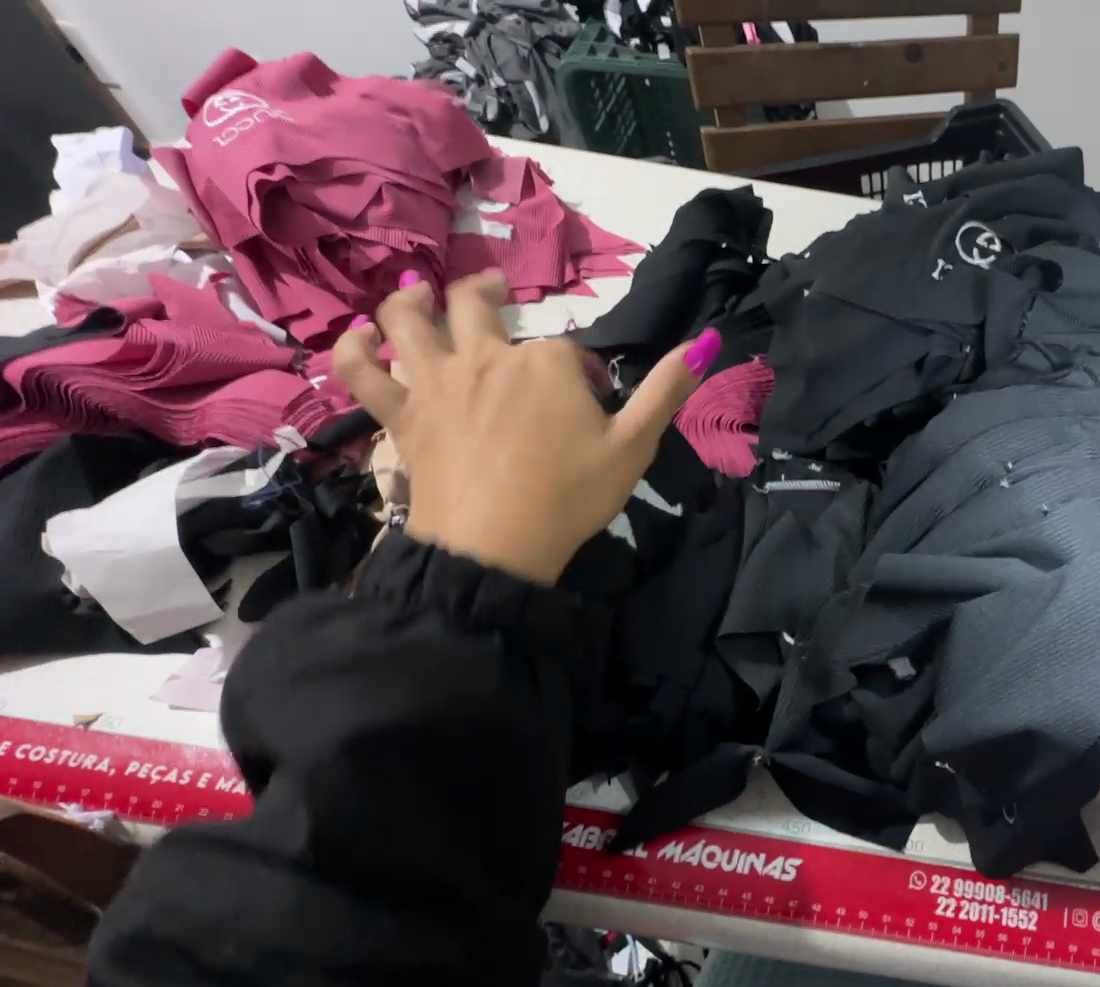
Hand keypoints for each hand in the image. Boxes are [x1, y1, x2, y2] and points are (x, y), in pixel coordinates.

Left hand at [333, 270, 714, 583]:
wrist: (497, 544)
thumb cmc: (572, 494)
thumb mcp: (635, 444)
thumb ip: (667, 390)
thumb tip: (706, 341)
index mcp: (547, 363)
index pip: (566, 350)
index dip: (580, 374)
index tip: (590, 406)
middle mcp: (486, 356)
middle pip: (477, 306)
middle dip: (490, 293)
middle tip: (498, 291)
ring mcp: (436, 381)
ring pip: (408, 319)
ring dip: (413, 298)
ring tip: (422, 292)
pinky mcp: (400, 413)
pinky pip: (360, 370)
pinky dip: (354, 347)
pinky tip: (360, 337)